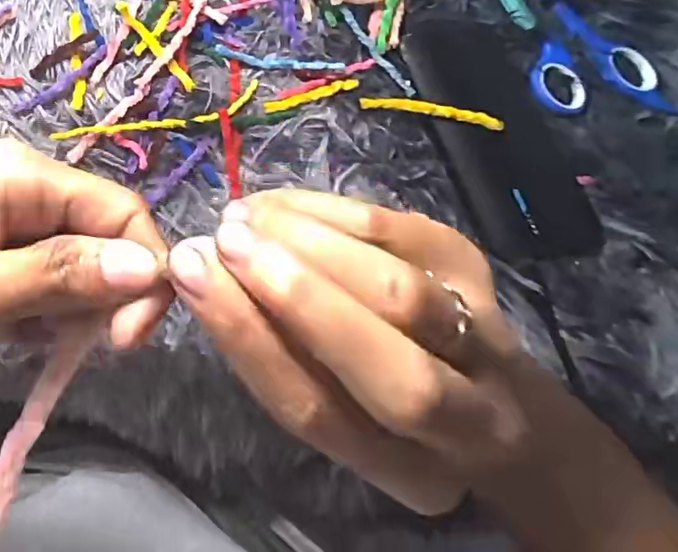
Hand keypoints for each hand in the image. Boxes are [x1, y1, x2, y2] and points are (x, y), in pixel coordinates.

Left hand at [0, 140, 171, 381]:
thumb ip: (53, 276)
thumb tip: (146, 265)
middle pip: (107, 237)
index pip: (119, 209)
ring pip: (87, 265)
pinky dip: (50, 318)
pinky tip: (12, 338)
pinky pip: (56, 282)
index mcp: (21, 176)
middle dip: (108, 297)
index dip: (141, 270)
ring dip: (77, 313)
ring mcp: (16, 220)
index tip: (122, 343)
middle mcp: (28, 187)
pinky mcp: (5, 253)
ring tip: (24, 344)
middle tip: (73, 355)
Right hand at [165, 190, 530, 515]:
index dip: (247, 336)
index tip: (190, 271)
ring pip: (403, 293)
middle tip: (225, 238)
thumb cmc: (375, 395)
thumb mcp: (325, 398)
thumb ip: (271, 347)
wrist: (487, 385)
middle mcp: (467, 424)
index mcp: (404, 471)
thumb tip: (199, 270)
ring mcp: (485, 339)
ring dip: (310, 243)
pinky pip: (403, 231)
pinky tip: (277, 205)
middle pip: (392, 372)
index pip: (316, 411)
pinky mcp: (477, 269)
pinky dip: (329, 211)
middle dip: (298, 296)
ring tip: (245, 216)